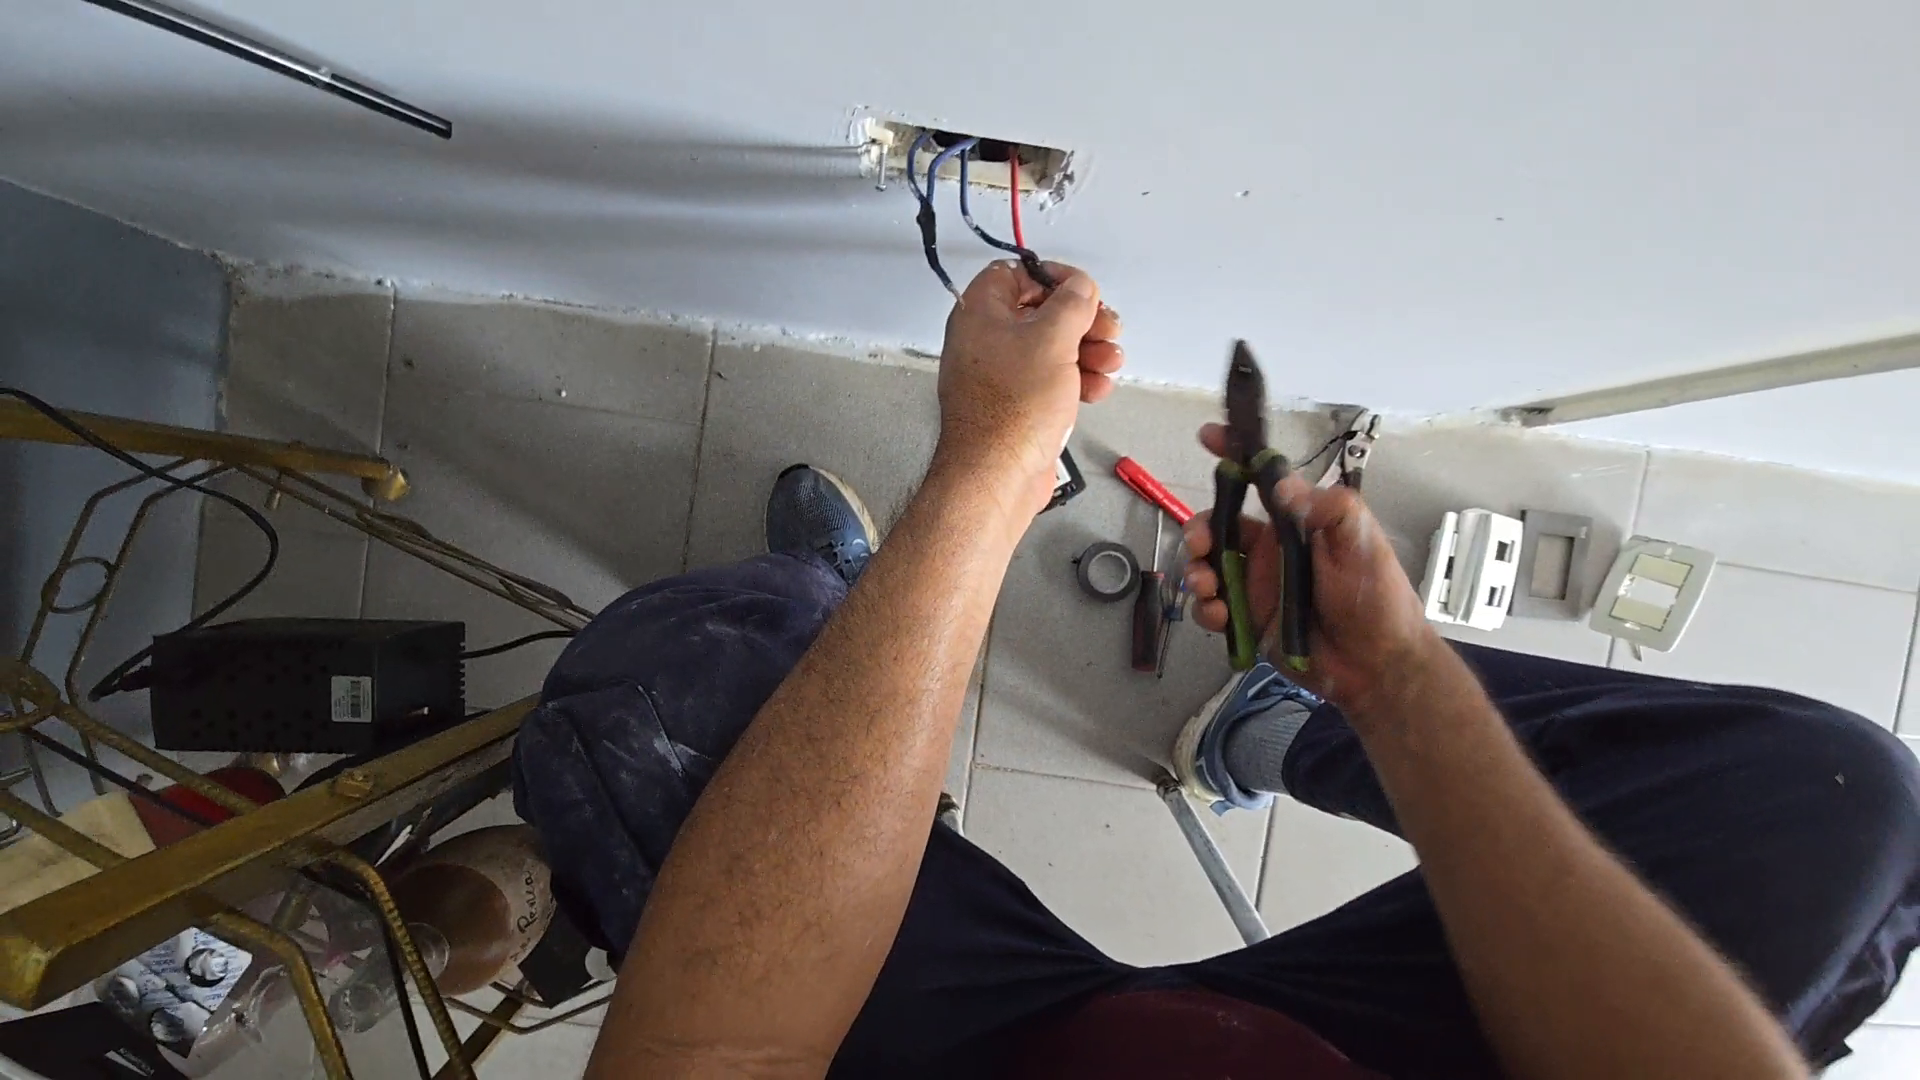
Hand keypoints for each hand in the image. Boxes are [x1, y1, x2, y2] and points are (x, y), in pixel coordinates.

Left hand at [933, 261, 1122, 514]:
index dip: (1053, 277)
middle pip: (1040, 313)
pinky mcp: (1017, 407)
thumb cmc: (1015, 405)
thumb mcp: (1052, 339)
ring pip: (1051, 349)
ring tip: (1112, 361)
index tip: (1084, 291)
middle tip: (1109, 330)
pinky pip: (1049, 382)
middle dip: (1082, 320)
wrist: (998, 475)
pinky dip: (1076, 380)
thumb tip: (1080, 288)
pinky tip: (1098, 388)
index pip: (1014, 273)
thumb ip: (1071, 304)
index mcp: (980, 314)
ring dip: (1088, 351)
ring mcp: (1001, 377)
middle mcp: (985, 342)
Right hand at [1181, 423, 1438, 711]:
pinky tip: (1221, 616)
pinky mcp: (1245, 622)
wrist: (1377, 665)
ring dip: (1196, 572)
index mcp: (1292, 525)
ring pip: (1205, 568)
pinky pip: (1210, 609)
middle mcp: (1266, 551)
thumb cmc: (1374, 596)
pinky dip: (1206, 611)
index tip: (1209, 436)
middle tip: (1198, 544)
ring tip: (1207, 586)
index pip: (1257, 482)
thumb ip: (1326, 508)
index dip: (1233, 457)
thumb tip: (1280, 483)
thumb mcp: (1361, 543)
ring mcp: (1252, 587)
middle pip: (1216, 529)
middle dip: (1197, 531)